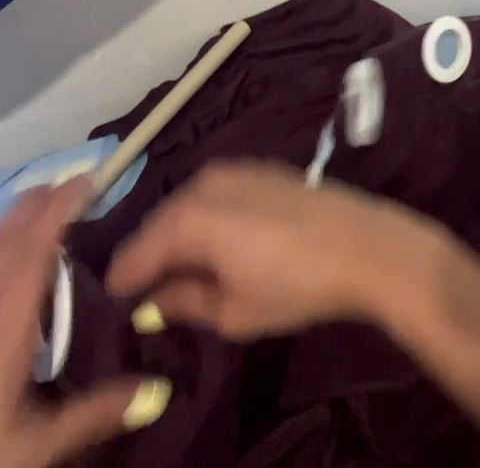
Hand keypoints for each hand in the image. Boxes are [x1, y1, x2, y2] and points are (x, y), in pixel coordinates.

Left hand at [0, 179, 143, 467]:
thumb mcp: (35, 448)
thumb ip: (95, 414)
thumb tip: (158, 389)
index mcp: (4, 334)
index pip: (35, 255)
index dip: (59, 213)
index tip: (87, 181)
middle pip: (8, 247)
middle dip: (39, 207)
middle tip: (73, 181)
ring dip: (6, 221)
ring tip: (34, 193)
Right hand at [106, 161, 449, 338]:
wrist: (365, 246)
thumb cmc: (296, 285)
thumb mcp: (234, 310)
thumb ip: (185, 302)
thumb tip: (153, 302)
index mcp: (188, 219)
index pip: (136, 253)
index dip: (122, 282)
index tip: (113, 306)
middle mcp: (203, 184)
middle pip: (160, 223)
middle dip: (150, 255)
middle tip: (145, 291)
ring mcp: (235, 170)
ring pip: (188, 204)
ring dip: (178, 234)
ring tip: (182, 270)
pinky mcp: (261, 169)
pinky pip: (216, 193)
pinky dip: (206, 217)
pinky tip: (217, 242)